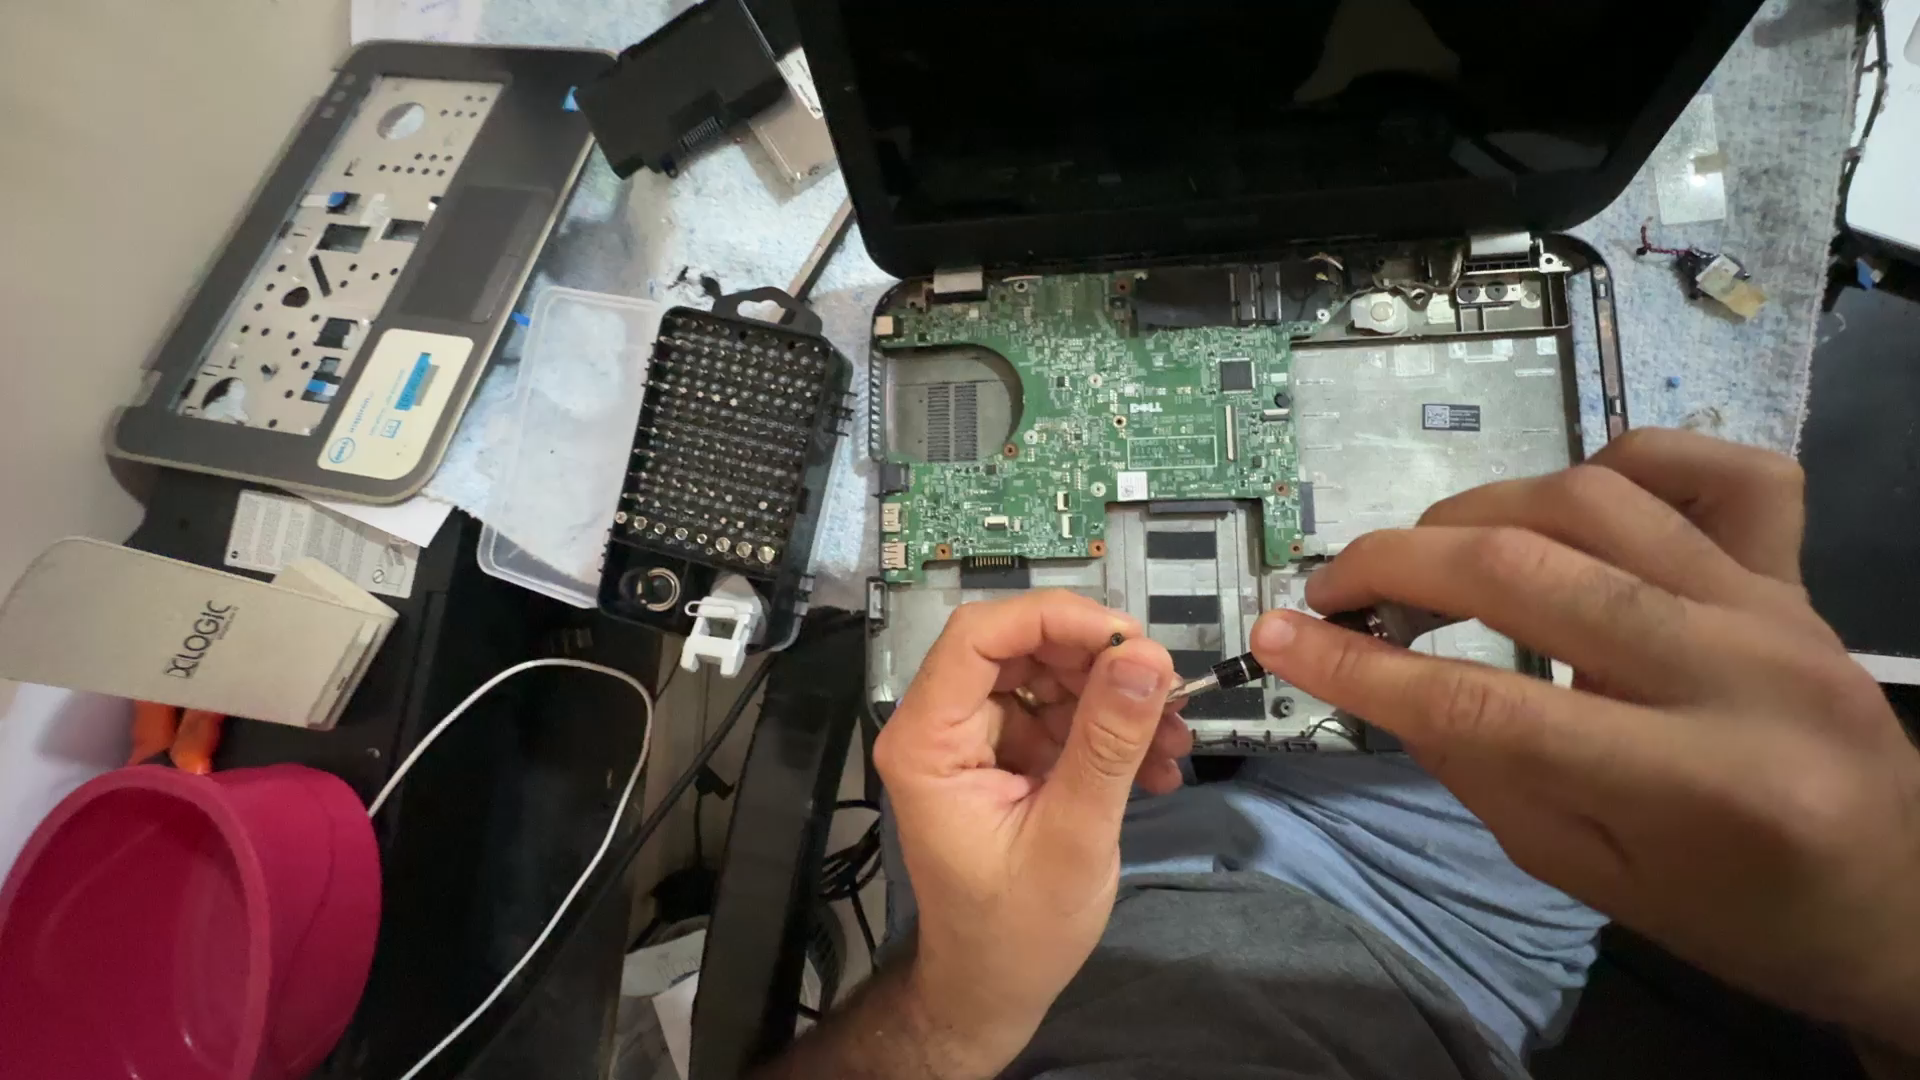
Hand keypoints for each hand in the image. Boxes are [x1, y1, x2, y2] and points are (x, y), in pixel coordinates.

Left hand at [876, 591, 1183, 1076]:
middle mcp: (940, 723)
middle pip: (1015, 647)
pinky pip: (1057, 710)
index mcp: (927, 740)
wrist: (996, 986)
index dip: (1050, 618)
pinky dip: (1107, 726)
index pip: (976, 637)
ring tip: (1171, 738)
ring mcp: (973, 735)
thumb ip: (1107, 743)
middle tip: (1163, 686)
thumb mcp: (1072, 837)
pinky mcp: (1004, 749)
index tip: (1126, 636)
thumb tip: (1147, 657)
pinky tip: (1154, 761)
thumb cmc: (1017, 931)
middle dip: (1094, 660)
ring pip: (1045, 674)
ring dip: (1112, 695)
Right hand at [1249, 429, 1919, 1053]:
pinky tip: (1561, 501)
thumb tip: (1375, 673)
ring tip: (1425, 557)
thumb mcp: (1571, 865)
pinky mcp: (1795, 571)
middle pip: (1520, 573)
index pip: (1479, 705)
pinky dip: (1620, 459)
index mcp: (1697, 785)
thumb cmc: (1726, 906)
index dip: (1354, 668)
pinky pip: (1717, 469)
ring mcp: (1777, 604)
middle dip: (1391, 568)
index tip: (1275, 638)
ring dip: (1468, 515)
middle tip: (1331, 592)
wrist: (1906, 901)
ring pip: (1587, 500)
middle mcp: (1743, 671)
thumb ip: (1471, 760)